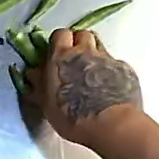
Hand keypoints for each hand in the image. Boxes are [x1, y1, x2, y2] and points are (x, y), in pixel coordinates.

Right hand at [24, 28, 149, 153]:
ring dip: (95, 53)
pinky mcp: (125, 69)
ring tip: (92, 71)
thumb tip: (33, 72)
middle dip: (79, 43)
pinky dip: (111, 69)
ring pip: (100, 45)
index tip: (58, 54)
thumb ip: (40, 84)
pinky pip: (115, 63)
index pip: (60, 34)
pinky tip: (110, 85)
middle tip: (75, 61)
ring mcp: (107, 58)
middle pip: (82, 34)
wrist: (111, 124)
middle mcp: (85, 51)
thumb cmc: (72, 115)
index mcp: (62, 57)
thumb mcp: (47, 103)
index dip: (60, 42)